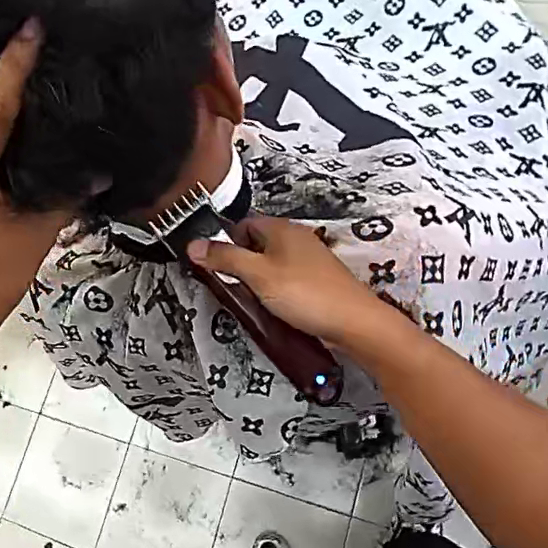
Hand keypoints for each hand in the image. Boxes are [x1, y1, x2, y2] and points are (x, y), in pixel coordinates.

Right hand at [187, 216, 401, 348]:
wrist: (353, 322)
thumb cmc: (308, 294)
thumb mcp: (258, 275)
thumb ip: (225, 259)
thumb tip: (194, 245)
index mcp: (282, 229)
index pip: (242, 224)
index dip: (225, 242)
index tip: (214, 264)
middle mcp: (297, 240)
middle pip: (256, 246)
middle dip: (241, 267)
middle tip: (235, 287)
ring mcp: (308, 262)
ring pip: (270, 267)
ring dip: (258, 284)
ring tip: (256, 301)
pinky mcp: (316, 283)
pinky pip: (286, 283)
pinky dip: (276, 294)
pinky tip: (275, 309)